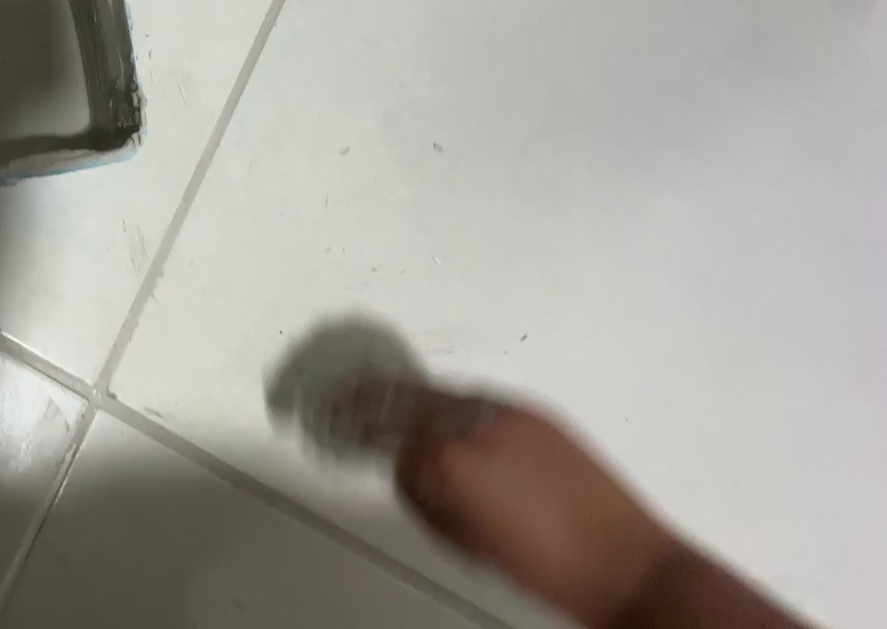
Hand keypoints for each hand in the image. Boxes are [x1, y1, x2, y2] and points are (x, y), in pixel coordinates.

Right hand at [338, 381, 680, 626]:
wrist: (633, 570)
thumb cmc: (540, 565)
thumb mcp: (462, 536)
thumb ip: (421, 490)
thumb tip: (402, 463)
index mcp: (446, 458)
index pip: (380, 429)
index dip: (349, 420)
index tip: (329, 414)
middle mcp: (468, 422)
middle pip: (400, 397)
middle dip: (366, 395)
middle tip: (342, 392)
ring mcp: (503, 411)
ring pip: (436, 393)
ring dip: (408, 395)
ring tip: (384, 395)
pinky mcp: (532, 411)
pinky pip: (472, 399)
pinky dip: (448, 402)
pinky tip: (442, 410)